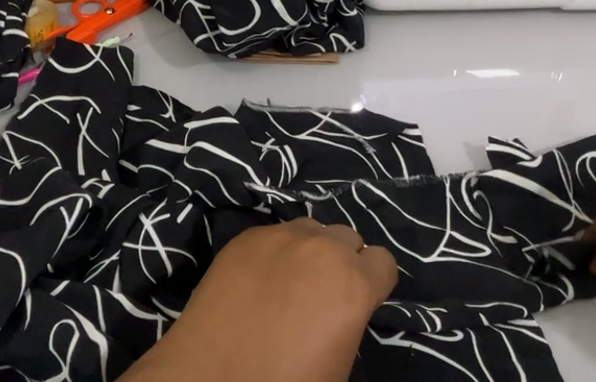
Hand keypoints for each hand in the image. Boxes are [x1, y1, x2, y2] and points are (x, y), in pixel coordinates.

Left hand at [122, 217, 397, 381]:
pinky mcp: (247, 236)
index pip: (384, 261)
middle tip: (323, 295)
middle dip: (343, 262)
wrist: (211, 380)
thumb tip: (343, 307)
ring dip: (310, 251)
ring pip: (312, 229)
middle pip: (348, 238)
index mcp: (354, 283)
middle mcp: (323, 247)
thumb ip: (350, 318)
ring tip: (291, 283)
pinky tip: (258, 281)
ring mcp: (281, 236)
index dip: (374, 284)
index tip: (360, 302)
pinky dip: (275, 252)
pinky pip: (275, 234)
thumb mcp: (337, 364)